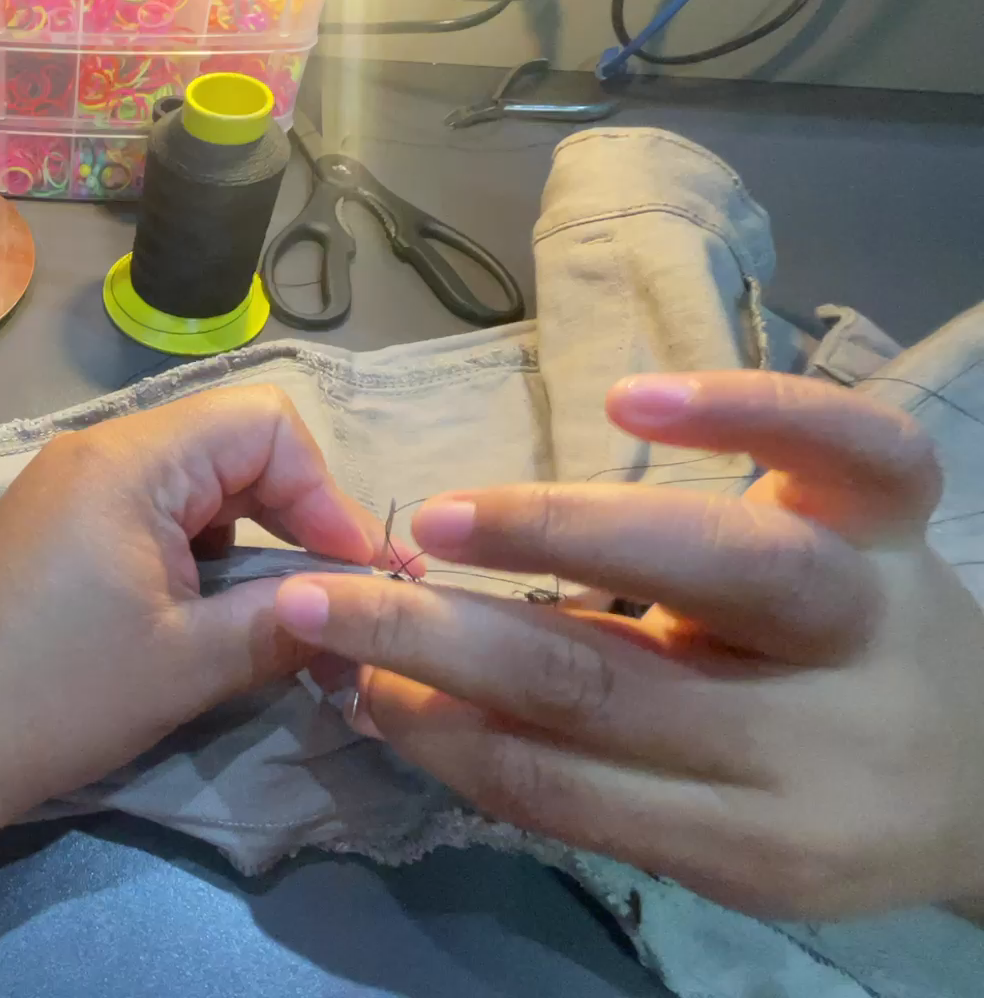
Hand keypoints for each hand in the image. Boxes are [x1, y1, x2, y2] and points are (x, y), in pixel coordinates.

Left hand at [0, 386, 394, 823]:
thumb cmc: (57, 694)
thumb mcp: (189, 663)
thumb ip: (283, 621)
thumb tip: (353, 608)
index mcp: (129, 460)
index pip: (263, 421)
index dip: (321, 489)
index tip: (346, 569)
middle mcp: (97, 449)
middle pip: (229, 444)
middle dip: (289, 514)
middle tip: (319, 594)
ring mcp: (70, 481)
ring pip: (192, 479)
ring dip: (241, 536)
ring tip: (257, 609)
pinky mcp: (56, 518)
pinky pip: (149, 505)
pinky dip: (191, 546)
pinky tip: (194, 605)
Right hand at [275, 371, 983, 918]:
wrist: (973, 760)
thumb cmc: (779, 783)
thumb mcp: (672, 818)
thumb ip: (528, 757)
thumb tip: (376, 687)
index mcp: (750, 837)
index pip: (549, 780)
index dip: (430, 728)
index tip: (343, 675)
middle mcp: (822, 739)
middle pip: (596, 679)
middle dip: (431, 636)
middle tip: (320, 599)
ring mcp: (872, 615)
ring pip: (716, 562)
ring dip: (551, 534)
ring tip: (440, 521)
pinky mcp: (900, 521)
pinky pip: (853, 451)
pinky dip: (748, 413)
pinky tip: (632, 400)